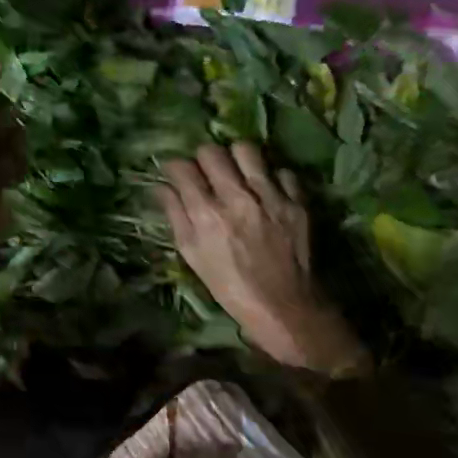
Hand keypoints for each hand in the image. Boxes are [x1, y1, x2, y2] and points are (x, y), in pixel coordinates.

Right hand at [156, 143, 369, 376]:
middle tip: (207, 171)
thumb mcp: (193, 256)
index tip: (178, 172)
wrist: (285, 307)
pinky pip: (281, 171)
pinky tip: (268, 192)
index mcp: (207, 215)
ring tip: (238, 172)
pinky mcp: (296, 201)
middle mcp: (237, 198)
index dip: (175, 167)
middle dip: (203, 158)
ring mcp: (270, 196)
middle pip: (212, 151)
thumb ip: (176, 216)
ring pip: (246, 149)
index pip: (183, 168)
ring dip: (236, 158)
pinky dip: (272, 178)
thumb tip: (161, 186)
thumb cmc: (232, 288)